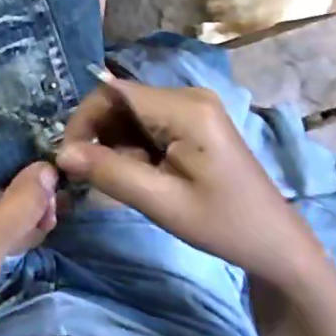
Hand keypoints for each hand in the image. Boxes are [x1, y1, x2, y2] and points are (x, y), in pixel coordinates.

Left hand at [0, 156, 57, 335]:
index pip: (9, 149)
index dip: (37, 170)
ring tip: (38, 232)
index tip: (58, 201)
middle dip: (31, 193)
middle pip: (5, 167)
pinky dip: (4, 217)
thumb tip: (50, 166)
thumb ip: (22, 203)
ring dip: (21, 208)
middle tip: (48, 224)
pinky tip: (18, 236)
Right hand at [56, 75, 319, 286]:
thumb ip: (110, 172)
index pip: (114, 92)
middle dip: (98, 134)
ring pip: (131, 114)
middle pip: (122, 101)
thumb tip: (61, 154)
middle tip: (88, 175)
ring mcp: (193, 108)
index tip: (68, 158)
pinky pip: (147, 124)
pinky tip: (137, 175)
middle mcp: (188, 96)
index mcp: (186, 109)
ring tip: (118, 180)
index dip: (83, 119)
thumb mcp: (161, 202)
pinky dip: (131, 147)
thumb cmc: (222, 225)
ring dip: (113, 144)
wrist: (274, 243)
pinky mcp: (193, 123)